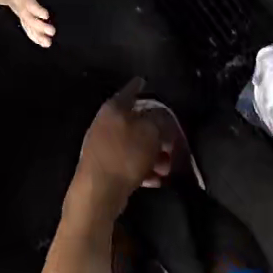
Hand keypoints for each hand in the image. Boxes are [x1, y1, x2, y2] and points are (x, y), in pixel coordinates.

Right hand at [0, 0, 59, 46]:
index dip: (37, 9)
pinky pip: (28, 30)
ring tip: (48, 43)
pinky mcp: (23, 18)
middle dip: (40, 26)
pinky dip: (35, 37)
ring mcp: (22, 14)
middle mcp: (22, 7)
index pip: (30, 3)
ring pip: (29, 27)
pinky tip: (43, 44)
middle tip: (51, 32)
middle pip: (30, 19)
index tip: (46, 15)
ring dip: (38, 35)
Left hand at [72, 79, 176, 205]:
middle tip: (173, 141)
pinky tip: (156, 179)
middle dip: (158, 132)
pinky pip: (129, 162)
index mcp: (114, 108)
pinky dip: (144, 168)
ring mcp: (103, 146)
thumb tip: (162, 116)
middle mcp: (105, 123)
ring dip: (154, 154)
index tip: (145, 80)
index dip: (141, 85)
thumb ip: (161, 119)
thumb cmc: (126, 155)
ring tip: (167, 167)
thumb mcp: (152, 132)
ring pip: (136, 144)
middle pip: (138, 121)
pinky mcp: (105, 166)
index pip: (131, 90)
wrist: (98, 192)